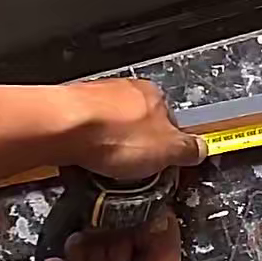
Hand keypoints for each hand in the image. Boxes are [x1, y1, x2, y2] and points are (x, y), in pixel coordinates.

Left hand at [59, 79, 206, 179]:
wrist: (60, 129)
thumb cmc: (112, 134)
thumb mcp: (167, 151)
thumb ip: (188, 149)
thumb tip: (200, 150)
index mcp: (155, 95)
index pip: (171, 121)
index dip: (167, 146)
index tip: (161, 164)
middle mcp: (125, 89)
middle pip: (139, 122)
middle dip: (137, 145)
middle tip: (133, 171)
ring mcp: (96, 96)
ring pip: (111, 126)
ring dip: (110, 146)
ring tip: (106, 168)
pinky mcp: (70, 108)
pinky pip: (86, 132)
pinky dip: (88, 146)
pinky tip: (86, 160)